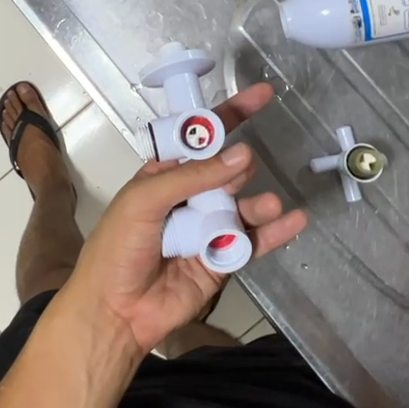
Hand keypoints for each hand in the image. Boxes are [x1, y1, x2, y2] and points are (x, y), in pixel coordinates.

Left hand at [53, 83, 307, 355]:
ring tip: (268, 204)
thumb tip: (241, 156)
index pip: (199, 137)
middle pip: (226, 170)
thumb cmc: (117, 247)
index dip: (227, 116)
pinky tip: (293, 222)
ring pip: (243, 206)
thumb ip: (191, 177)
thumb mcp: (144, 200)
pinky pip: (253, 241)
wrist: (115, 310)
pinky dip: (275, 232)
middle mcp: (189, 197)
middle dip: (238, 165)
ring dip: (258, 203)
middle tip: (242, 170)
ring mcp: (207, 228)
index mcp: (163, 175)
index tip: (261, 96)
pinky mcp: (222, 260)